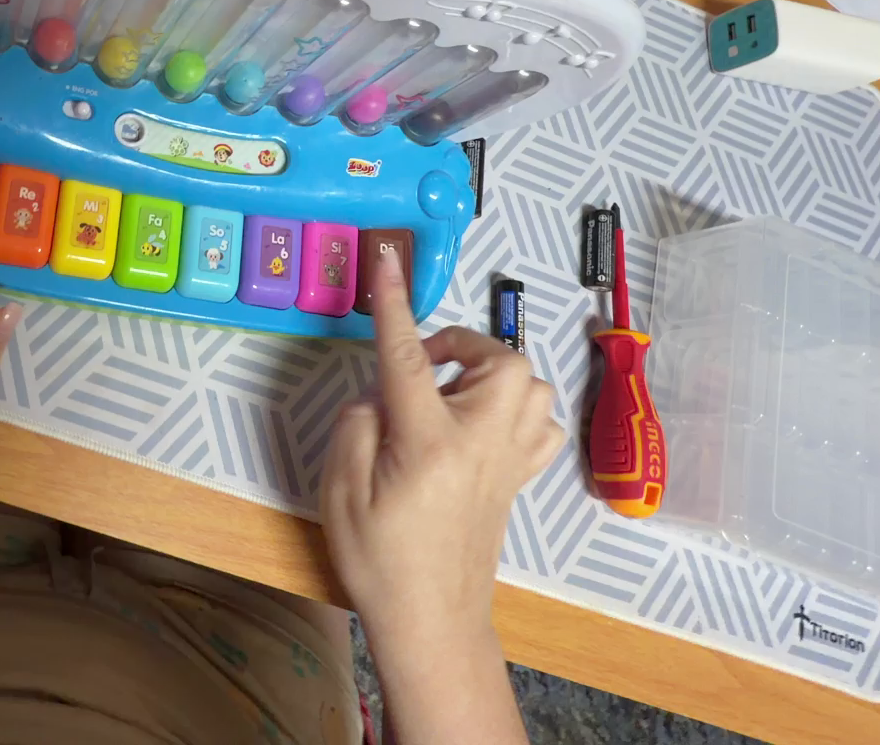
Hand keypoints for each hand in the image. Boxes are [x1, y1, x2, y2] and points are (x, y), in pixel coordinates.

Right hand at [322, 248, 563, 650]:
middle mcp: (480, 443)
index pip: (407, 356)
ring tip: (447, 389)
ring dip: (488, 370)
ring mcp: (507, 461)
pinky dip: (513, 403)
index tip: (386, 259)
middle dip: (460, 346)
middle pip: (502, 362)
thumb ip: (360, 421)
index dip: (393, 303)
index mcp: (428, 442)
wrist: (430, 619)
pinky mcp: (516, 478)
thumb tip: (385, 390)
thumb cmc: (377, 555)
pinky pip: (538, 420)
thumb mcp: (341, 486)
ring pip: (529, 386)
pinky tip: (479, 416)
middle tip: (419, 367)